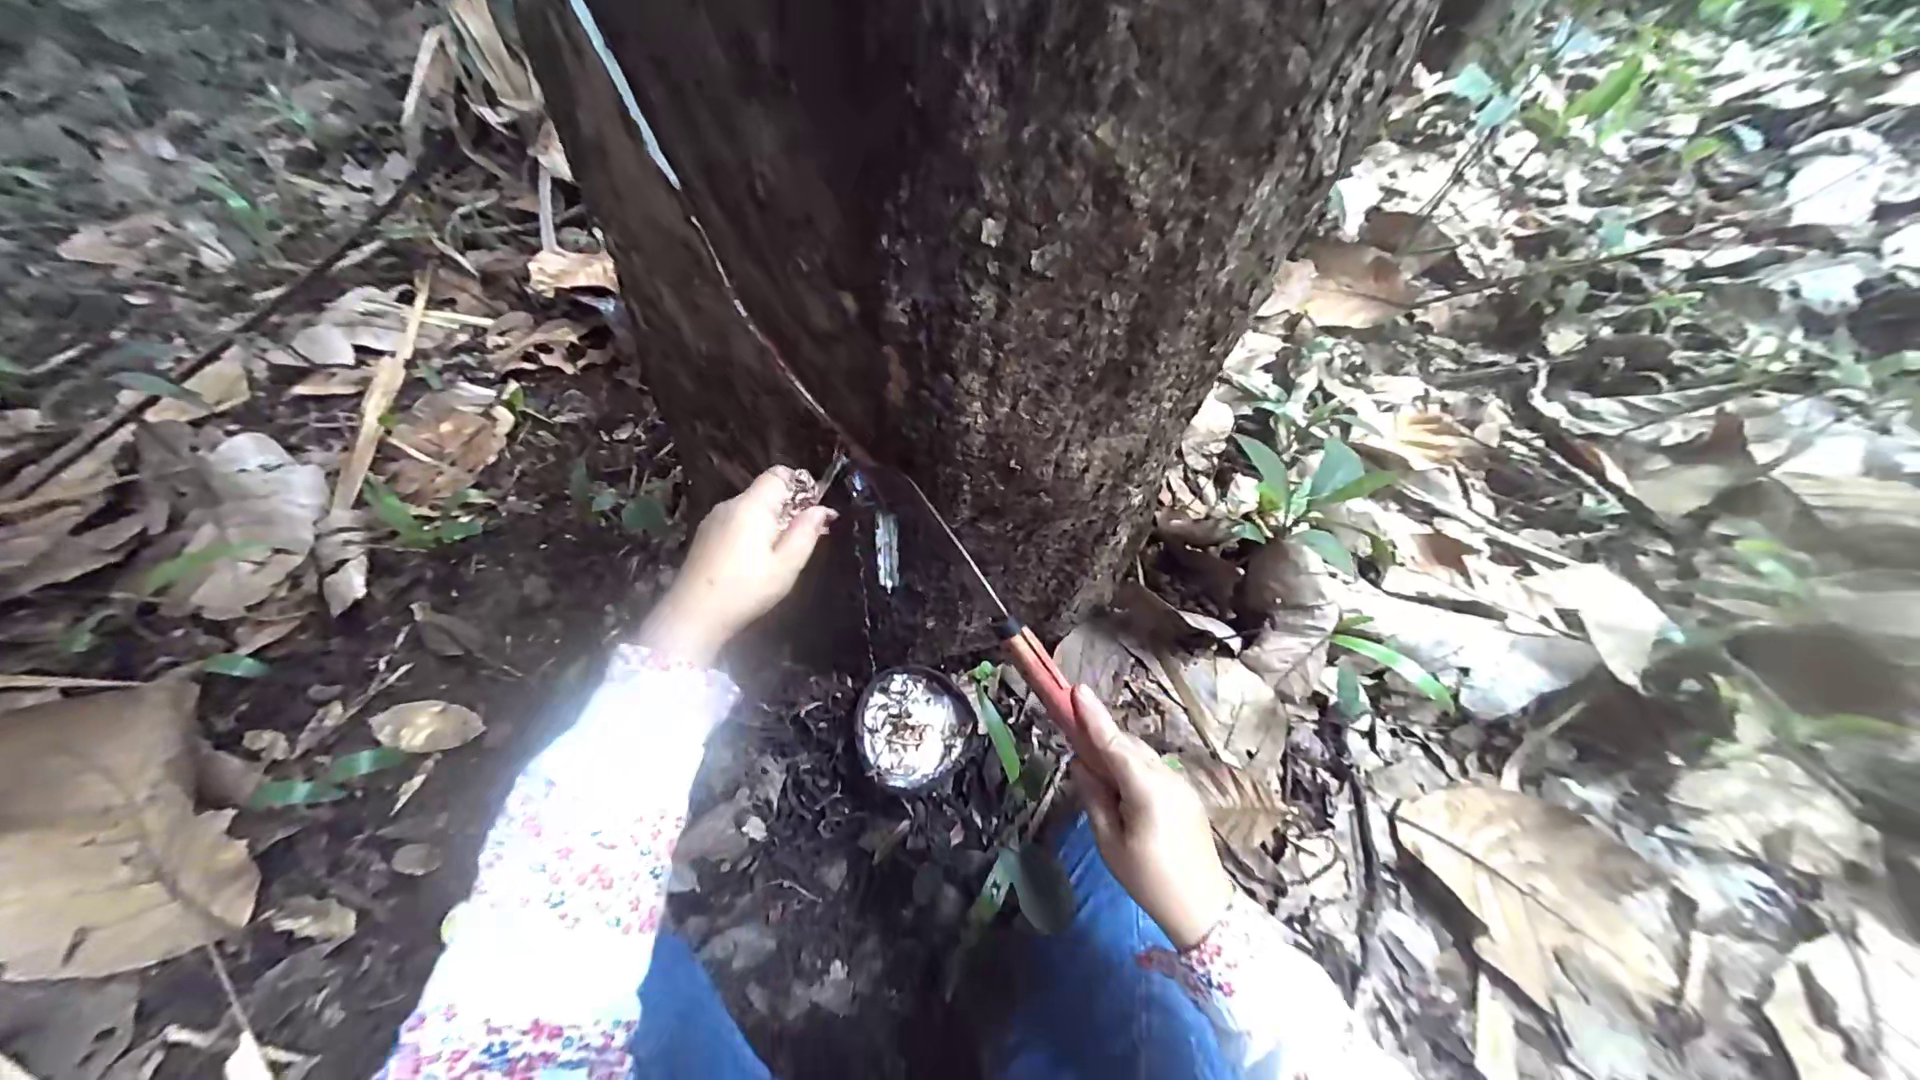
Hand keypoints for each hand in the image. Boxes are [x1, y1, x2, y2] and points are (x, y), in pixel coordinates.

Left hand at [634, 466, 835, 664]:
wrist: (693, 615)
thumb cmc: (746, 589)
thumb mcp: (787, 565)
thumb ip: (806, 533)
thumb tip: (821, 509)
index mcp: (752, 506)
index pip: (778, 474)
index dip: (800, 486)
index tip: (812, 512)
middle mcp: (730, 505)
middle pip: (765, 492)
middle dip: (788, 508)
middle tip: (803, 539)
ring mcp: (713, 520)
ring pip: (751, 508)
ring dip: (770, 522)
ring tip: (779, 555)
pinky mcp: (705, 535)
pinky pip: (736, 522)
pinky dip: (752, 532)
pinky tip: (754, 560)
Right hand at [1073, 684, 1235, 949]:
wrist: (1205, 912)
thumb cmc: (1148, 881)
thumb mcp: (1109, 843)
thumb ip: (1093, 796)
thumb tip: (1081, 763)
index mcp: (1146, 788)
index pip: (1113, 744)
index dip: (1093, 716)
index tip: (1077, 689)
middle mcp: (1166, 777)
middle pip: (1127, 745)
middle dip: (1101, 736)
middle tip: (1074, 736)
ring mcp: (1181, 784)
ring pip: (1141, 756)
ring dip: (1117, 754)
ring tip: (1096, 771)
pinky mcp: (1187, 795)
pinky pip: (1153, 770)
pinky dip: (1133, 768)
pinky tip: (1121, 788)